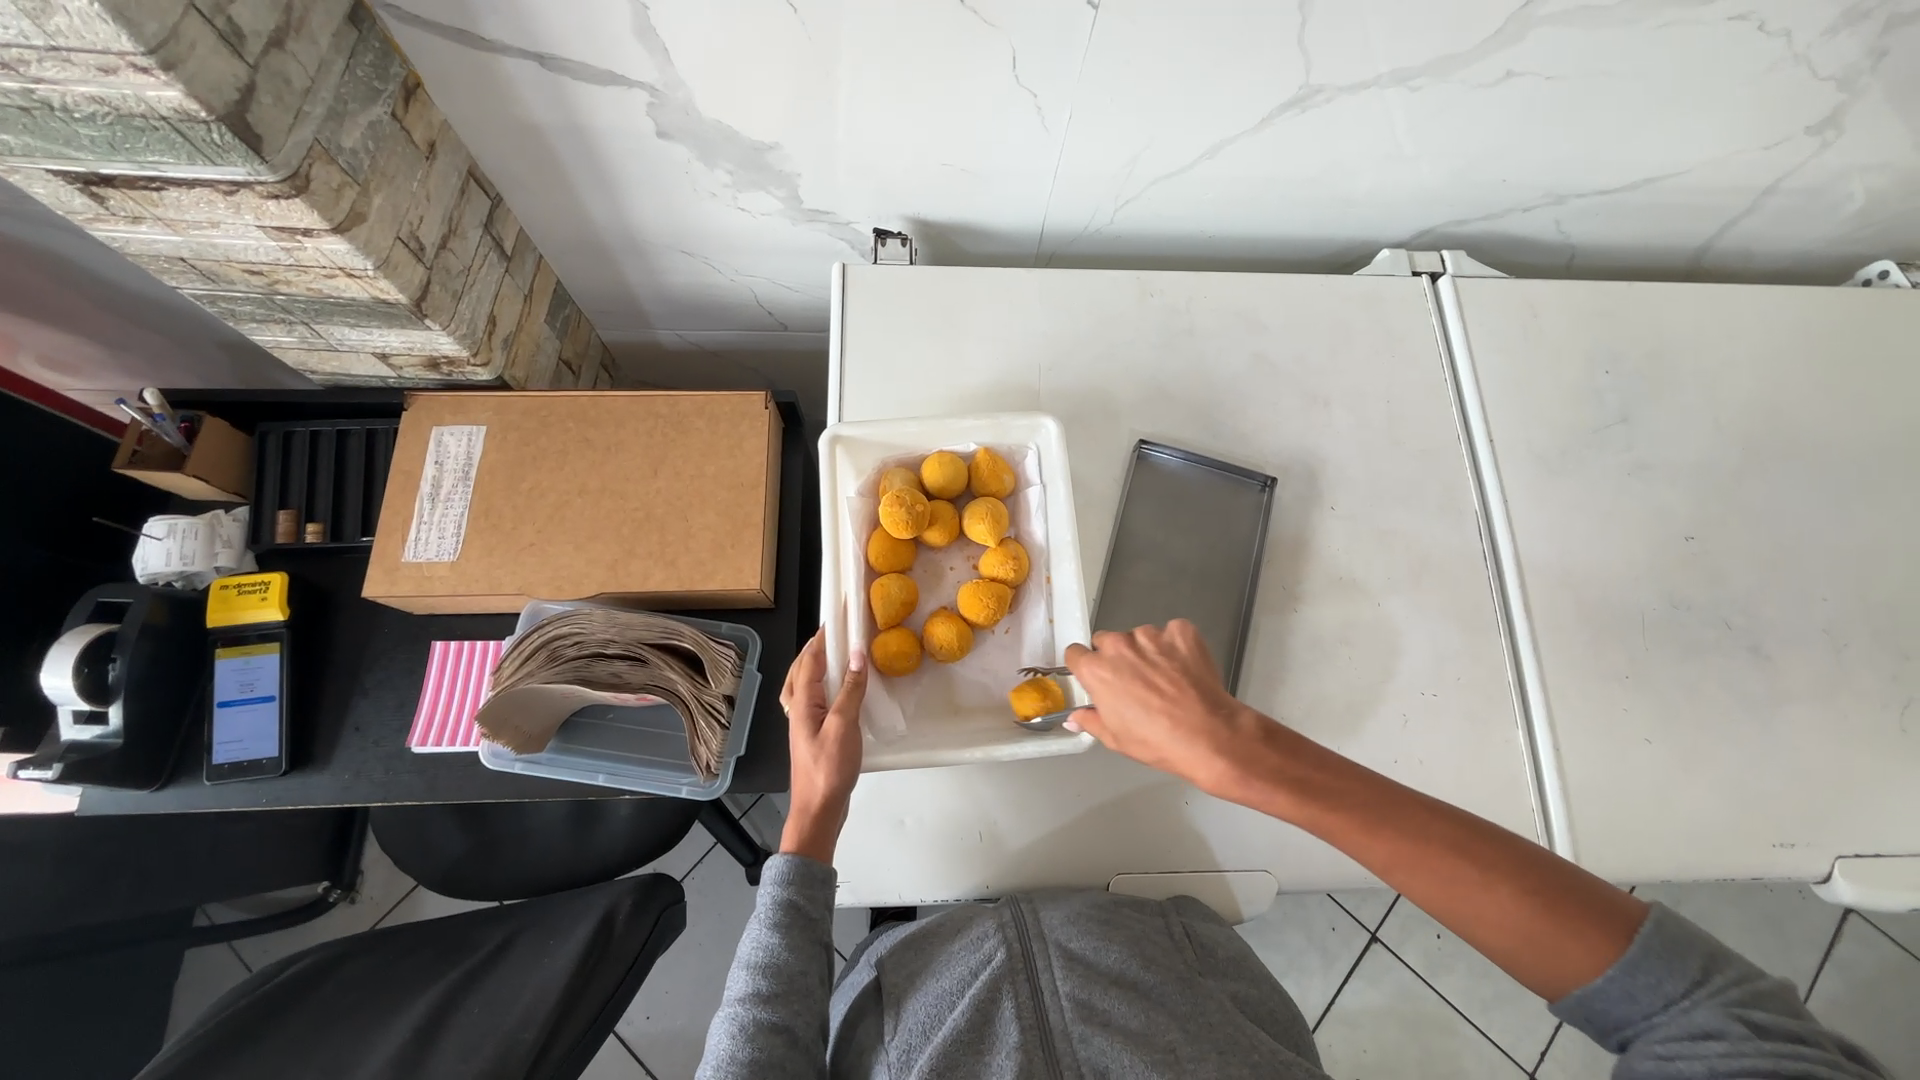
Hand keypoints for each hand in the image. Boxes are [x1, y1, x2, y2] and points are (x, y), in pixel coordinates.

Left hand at [777, 631, 866, 863]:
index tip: (836, 620)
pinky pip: (814, 702)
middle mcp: (798, 711)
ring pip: (803, 687)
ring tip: (833, 658)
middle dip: (814, 650)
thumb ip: (850, 690)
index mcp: (802, 704)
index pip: (810, 661)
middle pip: (800, 671)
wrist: (818, 811)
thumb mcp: (843, 726)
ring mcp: (803, 725)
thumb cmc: (828, 769)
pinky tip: (837, 694)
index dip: (822, 639)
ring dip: (815, 668)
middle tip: (834, 635)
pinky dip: (823, 688)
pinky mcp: (813, 737)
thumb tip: (857, 655)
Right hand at [1064, 620, 1284, 799]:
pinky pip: (1171, 633)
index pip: (1076, 653)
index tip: (1097, 676)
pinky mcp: (1181, 632)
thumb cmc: (1157, 741)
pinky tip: (1184, 669)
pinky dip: (1175, 646)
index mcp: (1097, 670)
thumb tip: (1074, 718)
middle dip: (1116, 657)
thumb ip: (1090, 720)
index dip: (1086, 666)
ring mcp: (1151, 635)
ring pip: (1140, 636)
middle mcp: (1119, 646)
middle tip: (1134, 681)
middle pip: (1107, 641)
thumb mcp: (1115, 738)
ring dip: (1146, 651)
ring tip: (1165, 678)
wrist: (1208, 735)